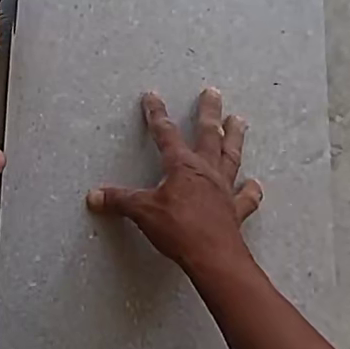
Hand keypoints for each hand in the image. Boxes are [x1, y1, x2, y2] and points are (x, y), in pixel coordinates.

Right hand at [86, 88, 263, 276]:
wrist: (212, 256)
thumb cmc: (179, 230)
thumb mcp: (143, 212)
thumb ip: (119, 201)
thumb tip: (94, 196)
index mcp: (182, 165)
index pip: (165, 133)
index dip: (156, 114)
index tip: (152, 97)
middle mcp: (206, 170)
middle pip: (208, 134)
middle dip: (208, 112)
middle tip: (212, 92)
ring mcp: (224, 188)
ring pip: (231, 155)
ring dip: (235, 137)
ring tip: (238, 119)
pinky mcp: (235, 210)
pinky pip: (246, 197)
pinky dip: (251, 190)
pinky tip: (255, 184)